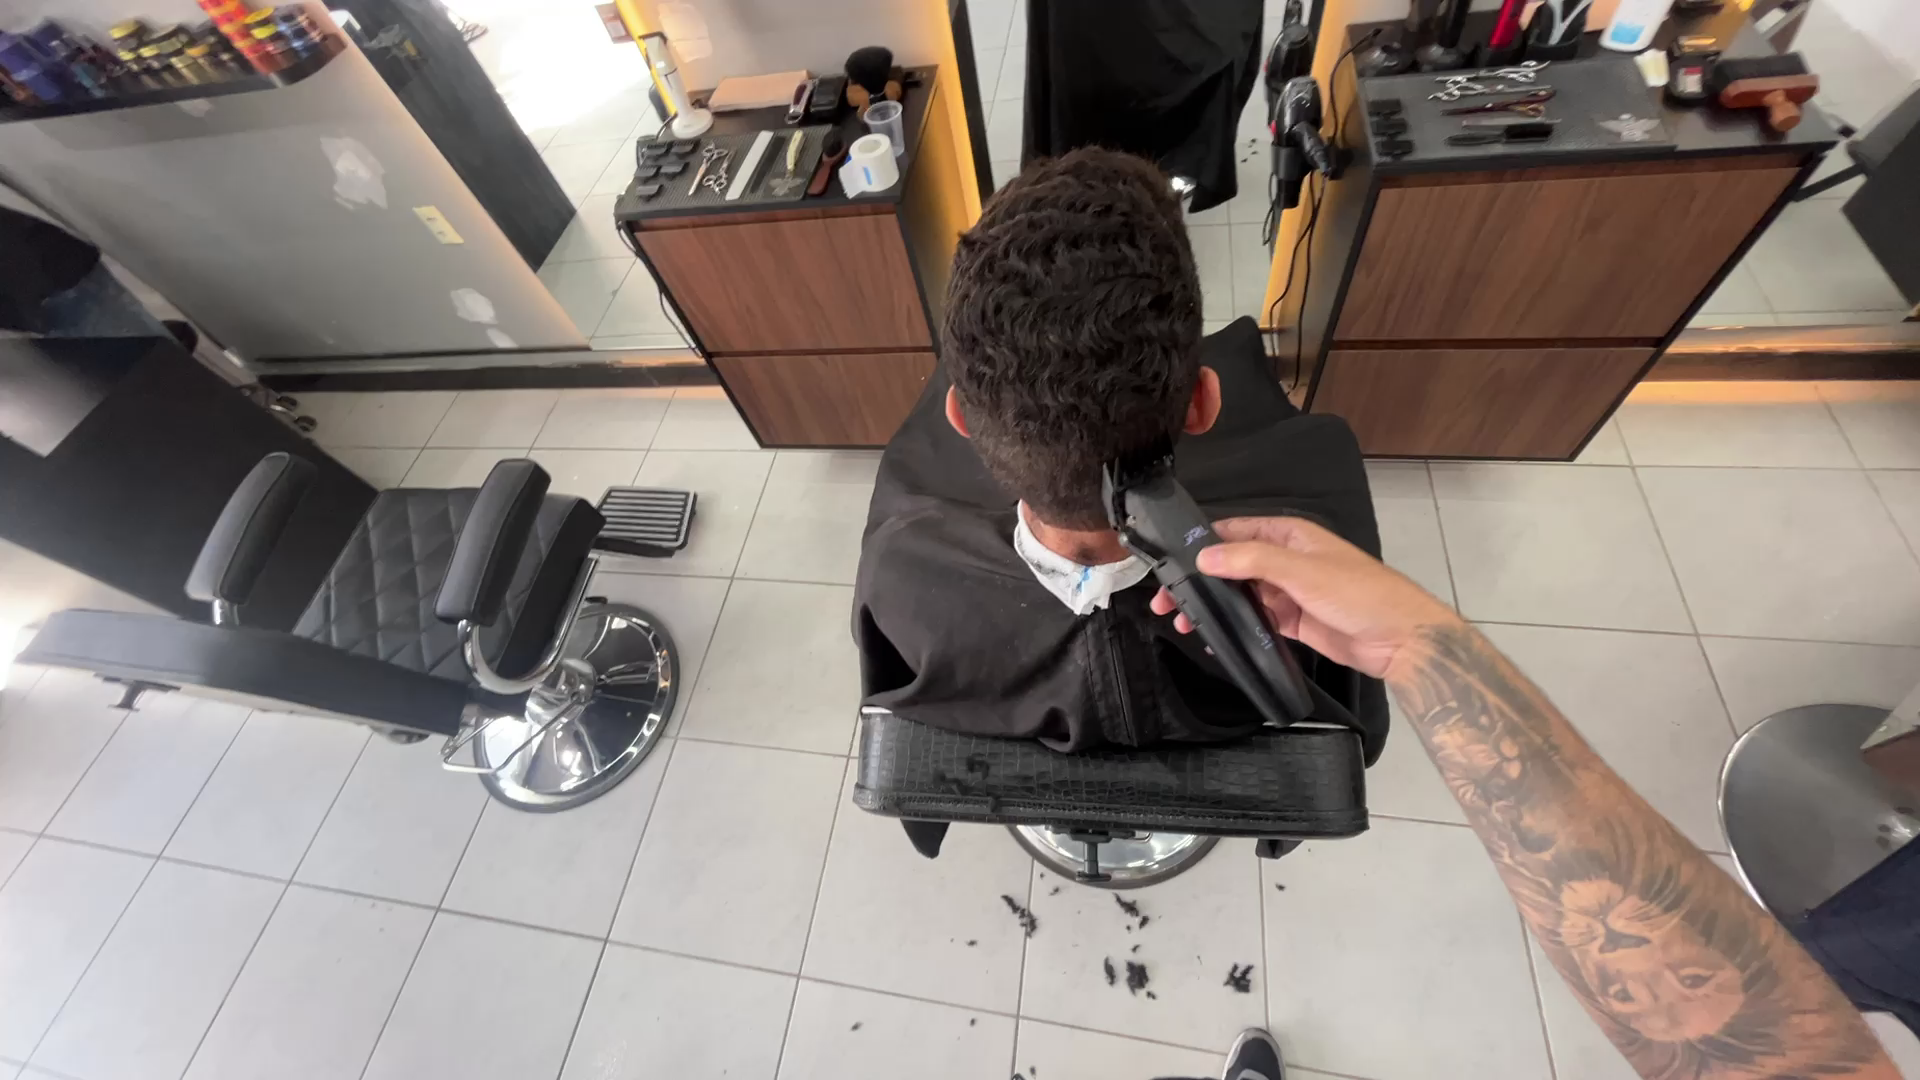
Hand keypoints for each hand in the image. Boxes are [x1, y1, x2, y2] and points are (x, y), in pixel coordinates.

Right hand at [1149, 516, 1460, 679]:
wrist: (1402, 641)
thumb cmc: (1360, 594)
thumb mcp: (1302, 570)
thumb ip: (1251, 560)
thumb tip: (1205, 557)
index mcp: (1288, 535)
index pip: (1233, 531)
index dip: (1201, 543)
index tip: (1170, 560)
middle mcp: (1284, 559)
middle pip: (1230, 565)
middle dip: (1198, 581)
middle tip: (1168, 600)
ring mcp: (1287, 591)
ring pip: (1238, 594)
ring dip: (1211, 607)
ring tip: (1184, 623)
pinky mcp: (1291, 620)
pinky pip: (1254, 620)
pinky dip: (1233, 627)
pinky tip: (1213, 637)